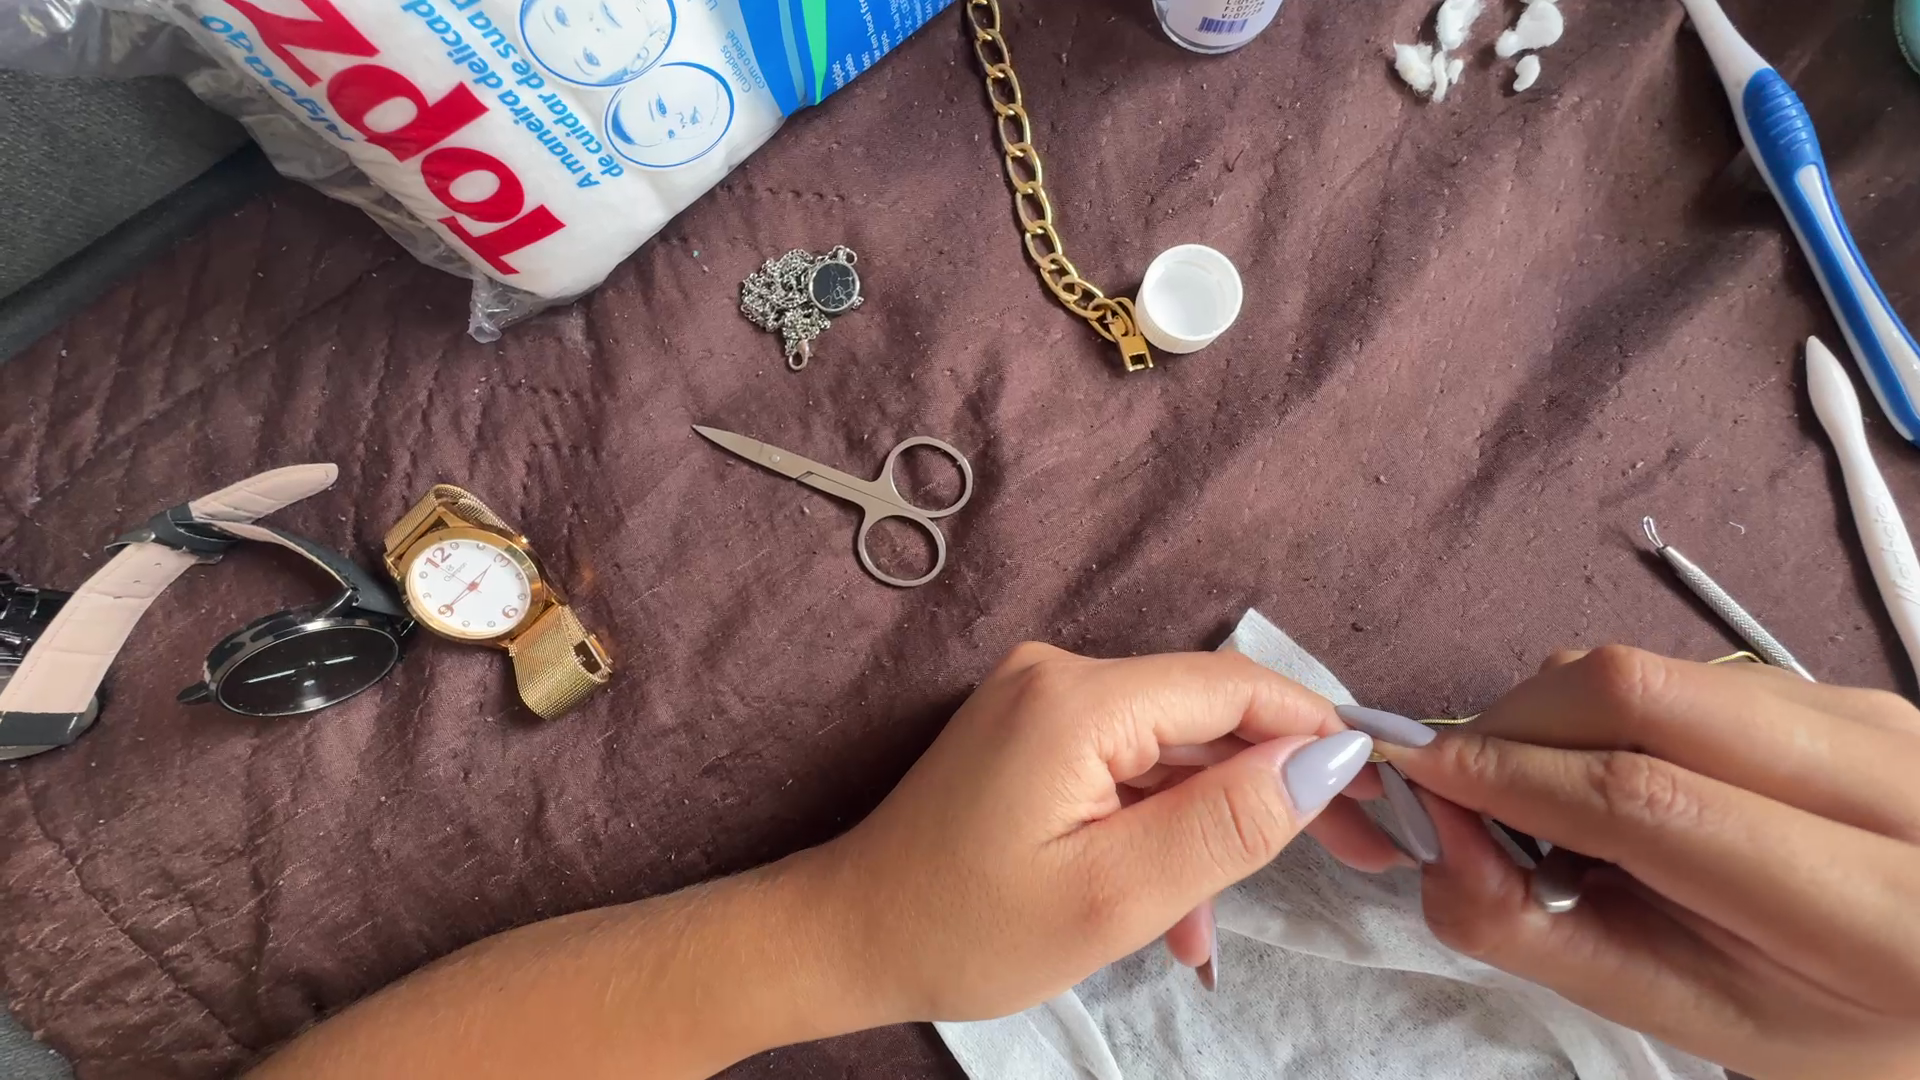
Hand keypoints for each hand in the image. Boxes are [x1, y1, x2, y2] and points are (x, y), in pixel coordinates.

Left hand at [800, 642, 1380, 1023]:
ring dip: (1208, 820)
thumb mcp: (1116, 895)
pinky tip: (1170, 900)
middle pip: (1201, 712)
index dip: (1313, 727)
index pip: (1228, 686)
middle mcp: (1058, 672)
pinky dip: (1155, 818)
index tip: (1380, 786)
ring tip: (1219, 918)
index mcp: (1076, 698)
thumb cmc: (972, 927)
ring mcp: (1040, 696)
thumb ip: (1226, 822)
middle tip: (1357, 852)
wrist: (856, 929)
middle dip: (1274, 781)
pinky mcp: (1031, 726)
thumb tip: (1323, 757)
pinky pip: (1121, 760)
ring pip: (1164, 745)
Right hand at [1382, 647, 1919, 1079]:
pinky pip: (1662, 666)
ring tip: (1539, 782)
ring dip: (1541, 713)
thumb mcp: (1660, 1006)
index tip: (1406, 769)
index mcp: (1884, 918)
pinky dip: (1588, 706)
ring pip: (1639, 669)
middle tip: (1460, 777)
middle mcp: (1901, 792)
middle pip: (1633, 695)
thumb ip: (1517, 922)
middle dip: (1509, 724)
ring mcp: (1876, 719)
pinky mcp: (1837, 686)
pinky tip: (1609, 765)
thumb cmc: (1795, 1014)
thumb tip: (1428, 823)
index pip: (1644, 801)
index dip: (1503, 775)